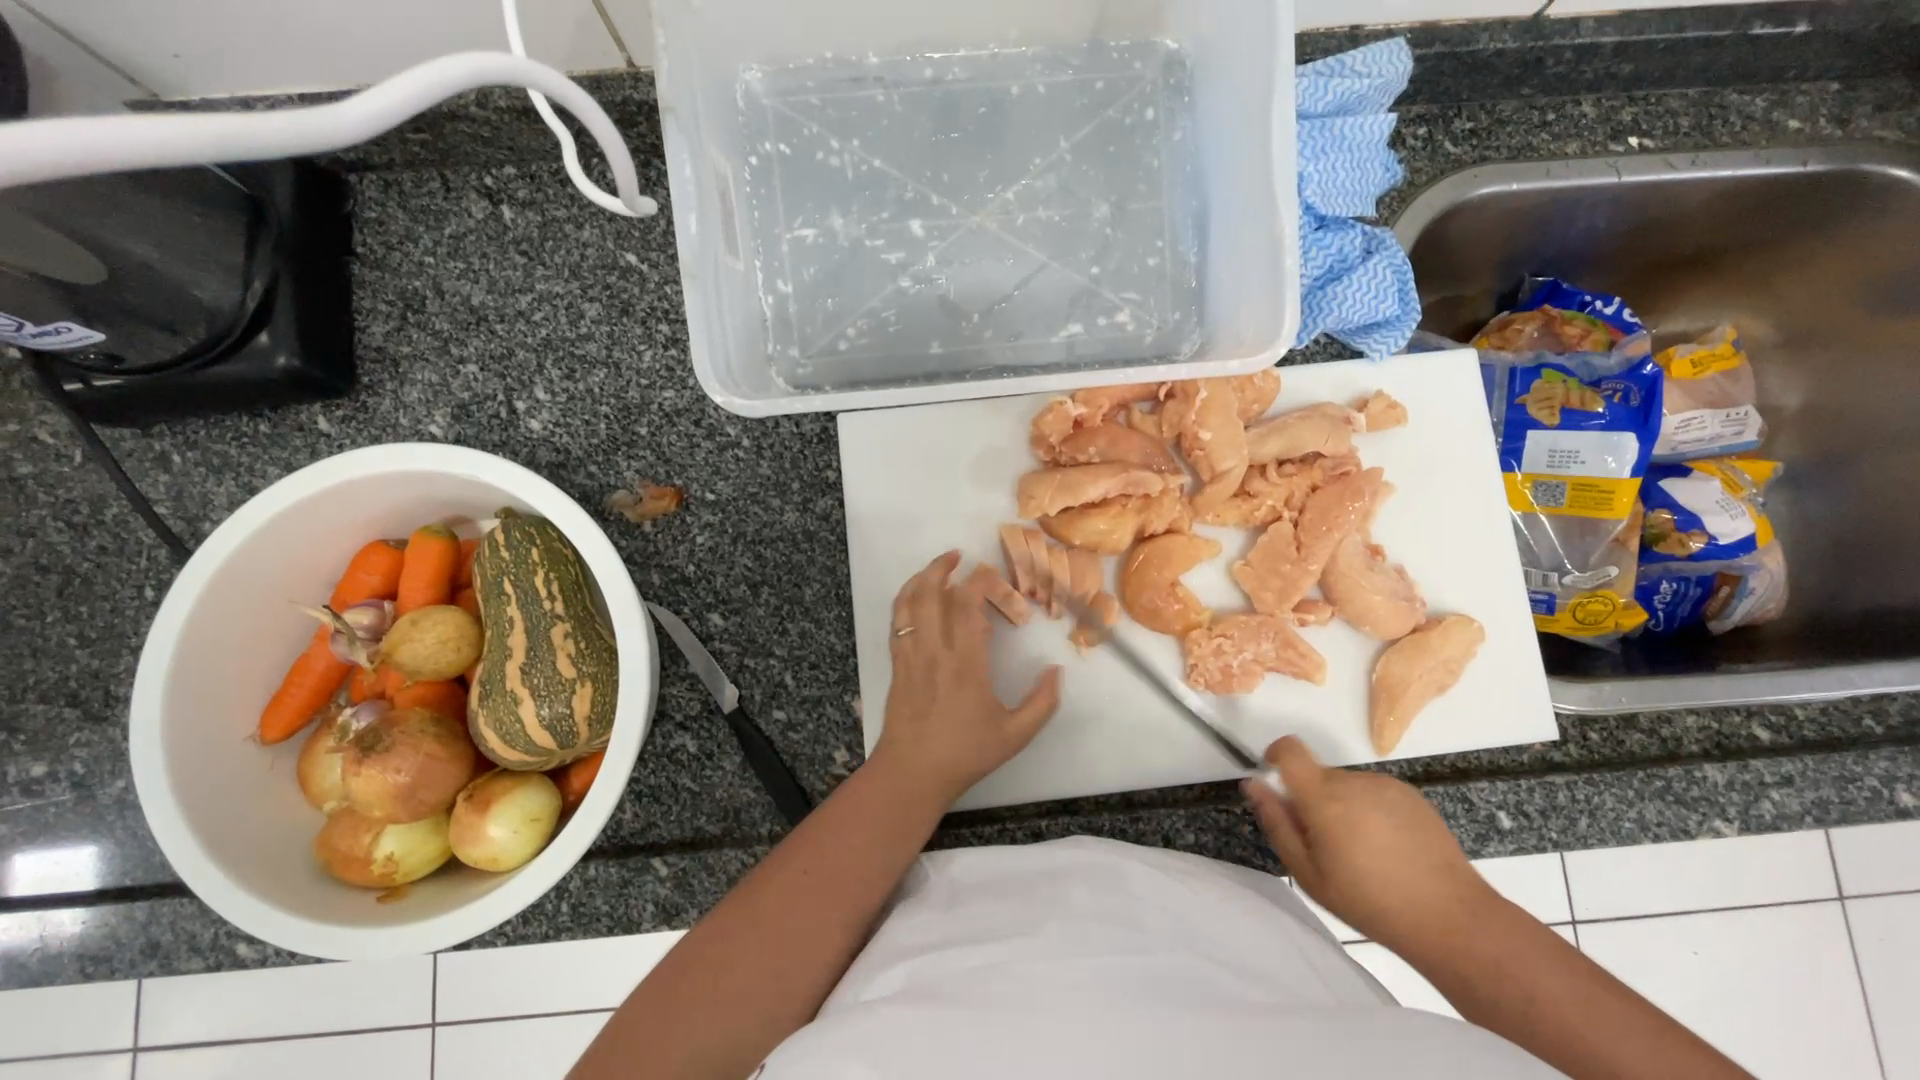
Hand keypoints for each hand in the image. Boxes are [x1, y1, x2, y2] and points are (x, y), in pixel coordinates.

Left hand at [870, 551, 1061, 805]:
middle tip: (959, 557)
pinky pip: (897, 623)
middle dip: (942, 568)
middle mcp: (933, 651)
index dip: (978, 582)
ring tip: (936, 568)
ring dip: (920, 579)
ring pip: (908, 604)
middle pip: (930, 594)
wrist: (912, 773)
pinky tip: (916, 598)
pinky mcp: (896, 666)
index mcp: (965, 664)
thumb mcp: (1015, 735)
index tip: (990, 574)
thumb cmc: (965, 753)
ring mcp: (910, 656)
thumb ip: (1042, 702)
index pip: (967, 606)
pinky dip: (905, 601)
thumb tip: (1056, 671)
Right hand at [1245, 736, 1497, 950]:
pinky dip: (1370, 812)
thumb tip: (1253, 784)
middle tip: (1325, 845)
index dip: (1276, 756)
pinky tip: (1387, 849)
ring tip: (1361, 852)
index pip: (1290, 750)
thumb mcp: (1308, 872)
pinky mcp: (1412, 796)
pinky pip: (1375, 793)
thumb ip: (1277, 822)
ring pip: (1347, 786)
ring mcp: (1387, 786)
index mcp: (1324, 798)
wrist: (1449, 916)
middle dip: (1312, 800)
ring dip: (1342, 807)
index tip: (1276, 781)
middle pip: (1318, 775)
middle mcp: (1354, 781)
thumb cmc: (1368, 901)